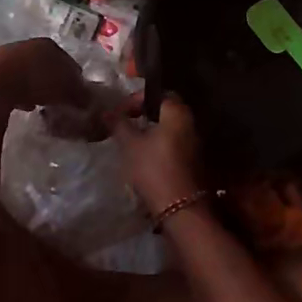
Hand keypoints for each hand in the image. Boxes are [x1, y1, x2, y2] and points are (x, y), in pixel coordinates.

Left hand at [0, 38, 90, 112]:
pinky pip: (8, 82)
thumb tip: (88, 100)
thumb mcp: (66, 90)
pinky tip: (19, 106)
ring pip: (25, 73)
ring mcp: (4, 56)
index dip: (74, 78)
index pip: (67, 61)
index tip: (77, 94)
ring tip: (38, 105)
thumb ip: (80, 94)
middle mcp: (27, 45)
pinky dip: (16, 93)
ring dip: (32, 87)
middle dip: (51, 81)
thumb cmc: (36, 82)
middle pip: (44, 65)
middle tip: (57, 99)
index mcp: (48, 45)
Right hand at [110, 92, 205, 213]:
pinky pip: (174, 143)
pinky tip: (144, 155)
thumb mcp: (130, 144)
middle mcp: (190, 123)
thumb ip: (119, 124)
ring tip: (131, 140)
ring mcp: (195, 143)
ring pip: (170, 128)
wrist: (180, 207)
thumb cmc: (153, 168)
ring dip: (151, 130)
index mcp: (178, 113)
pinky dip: (159, 143)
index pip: (159, 94)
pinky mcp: (193, 160)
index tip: (120, 112)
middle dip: (144, 114)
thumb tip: (107, 112)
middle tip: (125, 123)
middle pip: (166, 110)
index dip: (137, 99)